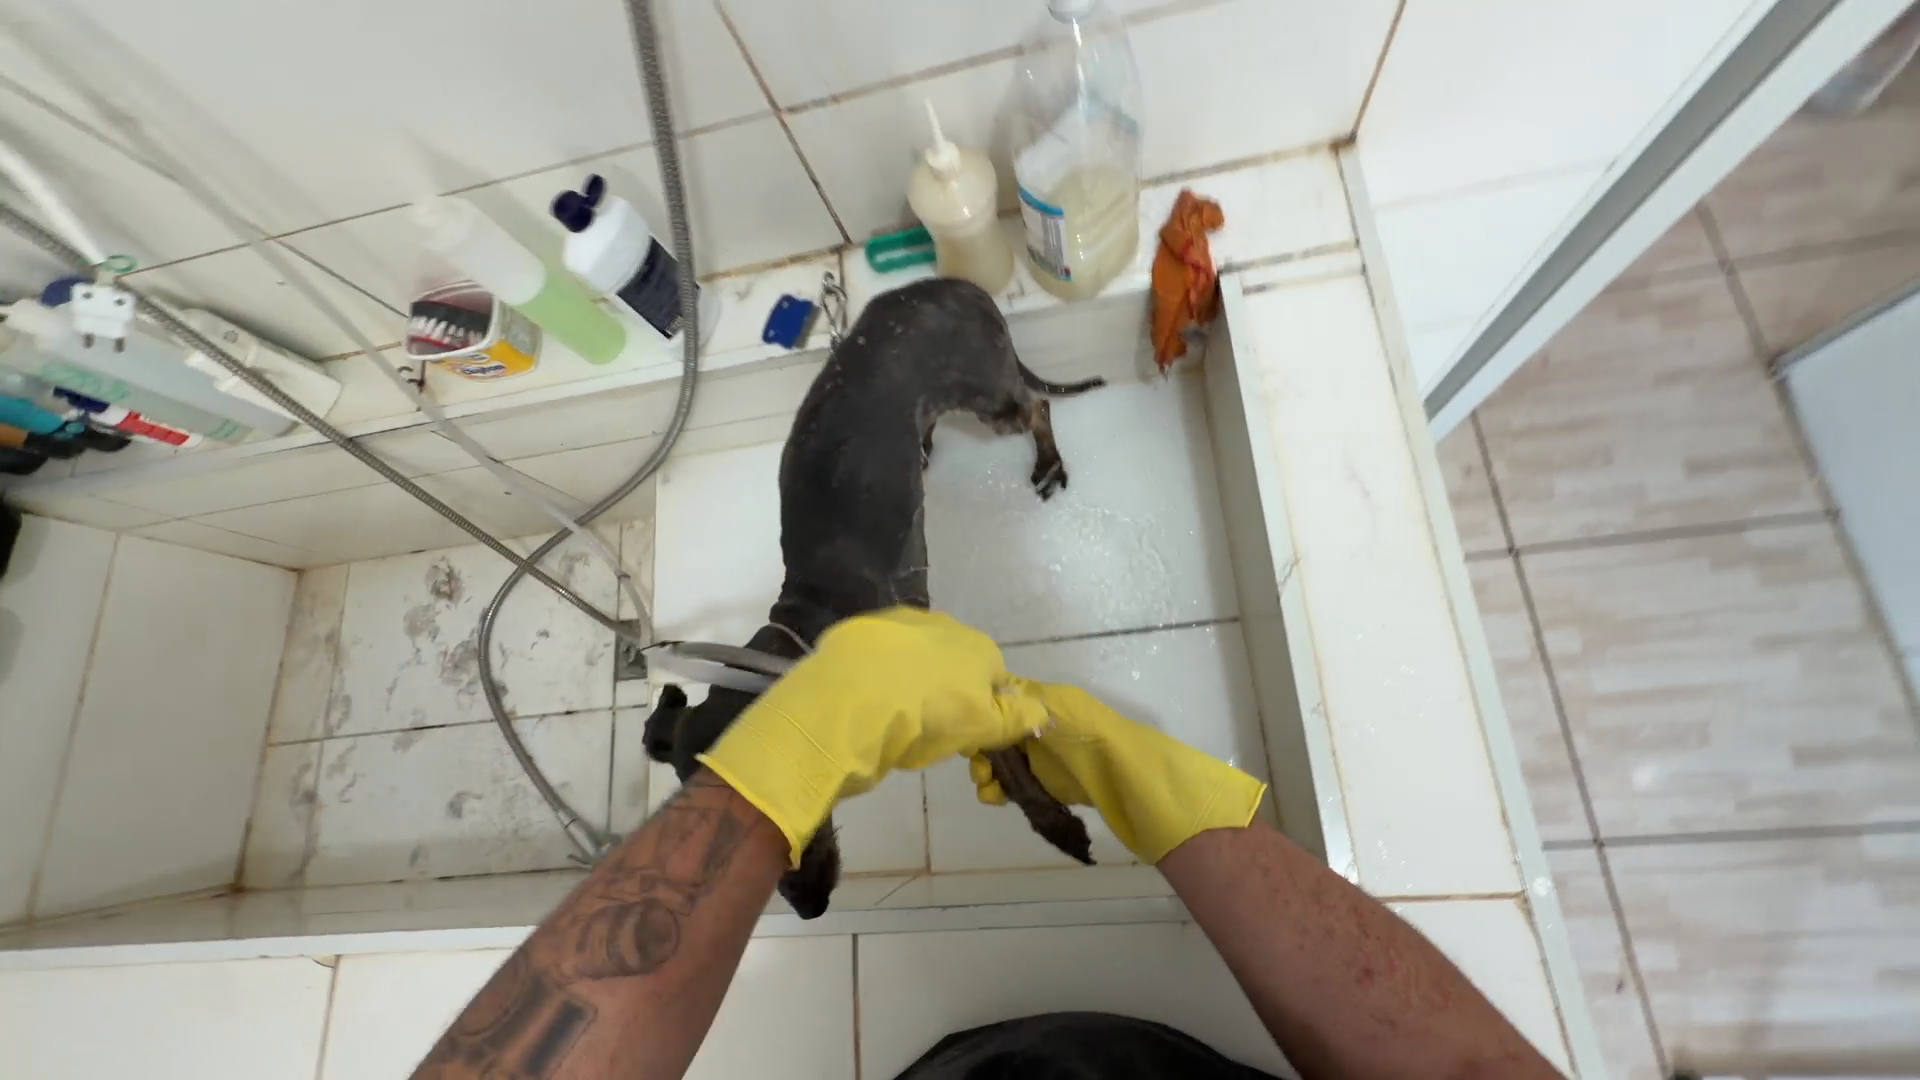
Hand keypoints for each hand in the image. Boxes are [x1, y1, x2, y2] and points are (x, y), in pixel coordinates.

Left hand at [698, 607, 1046, 864]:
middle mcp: (944, 625)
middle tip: (926, 730)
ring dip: (909, 680)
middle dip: (944, 691)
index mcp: (979, 647)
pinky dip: (875, 674)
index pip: (995, 679)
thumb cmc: (929, 717)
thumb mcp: (982, 728)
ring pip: (914, 657)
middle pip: (954, 663)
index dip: (982, 710)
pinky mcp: (859, 631)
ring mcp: (899, 623)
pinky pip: (877, 657)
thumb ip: (1017, 718)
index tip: (962, 735)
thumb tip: (1043, 711)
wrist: (854, 698)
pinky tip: (865, 700)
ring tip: (891, 718)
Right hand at [972, 679, 1267, 863]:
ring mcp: (1035, 760)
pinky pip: (1009, 788)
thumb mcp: (1055, 701)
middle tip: (979, 764)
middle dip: (979, 751)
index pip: (997, 707)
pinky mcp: (1039, 787)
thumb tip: (991, 689)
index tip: (973, 732)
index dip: (982, 719)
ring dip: (984, 773)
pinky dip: (996, 791)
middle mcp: (1031, 729)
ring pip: (995, 765)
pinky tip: (995, 794)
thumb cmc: (1085, 730)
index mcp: (1035, 704)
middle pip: (991, 738)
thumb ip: (1021, 696)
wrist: (1120, 771)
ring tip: (986, 782)